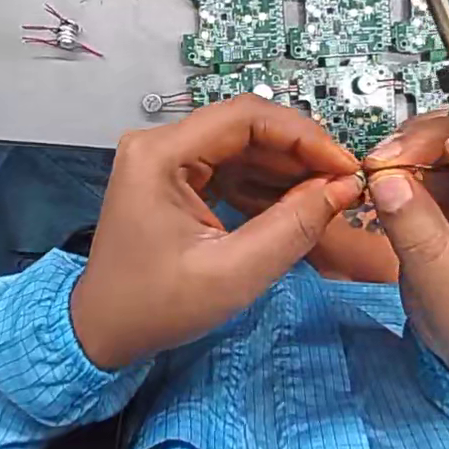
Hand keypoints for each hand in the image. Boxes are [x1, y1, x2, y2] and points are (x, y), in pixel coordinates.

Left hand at [71, 96, 364, 369]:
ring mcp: (163, 161)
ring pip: (239, 147)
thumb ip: (293, 226)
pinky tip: (292, 206)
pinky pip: (226, 168)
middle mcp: (157, 145)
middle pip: (243, 127)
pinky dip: (262, 185)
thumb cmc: (156, 308)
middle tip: (342, 184)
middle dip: (297, 154)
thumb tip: (344, 187)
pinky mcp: (171, 180)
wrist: (104, 331)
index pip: (244, 117)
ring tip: (325, 198)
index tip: (344, 167)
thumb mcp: (233, 273)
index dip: (302, 135)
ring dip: (284, 170)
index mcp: (159, 155)